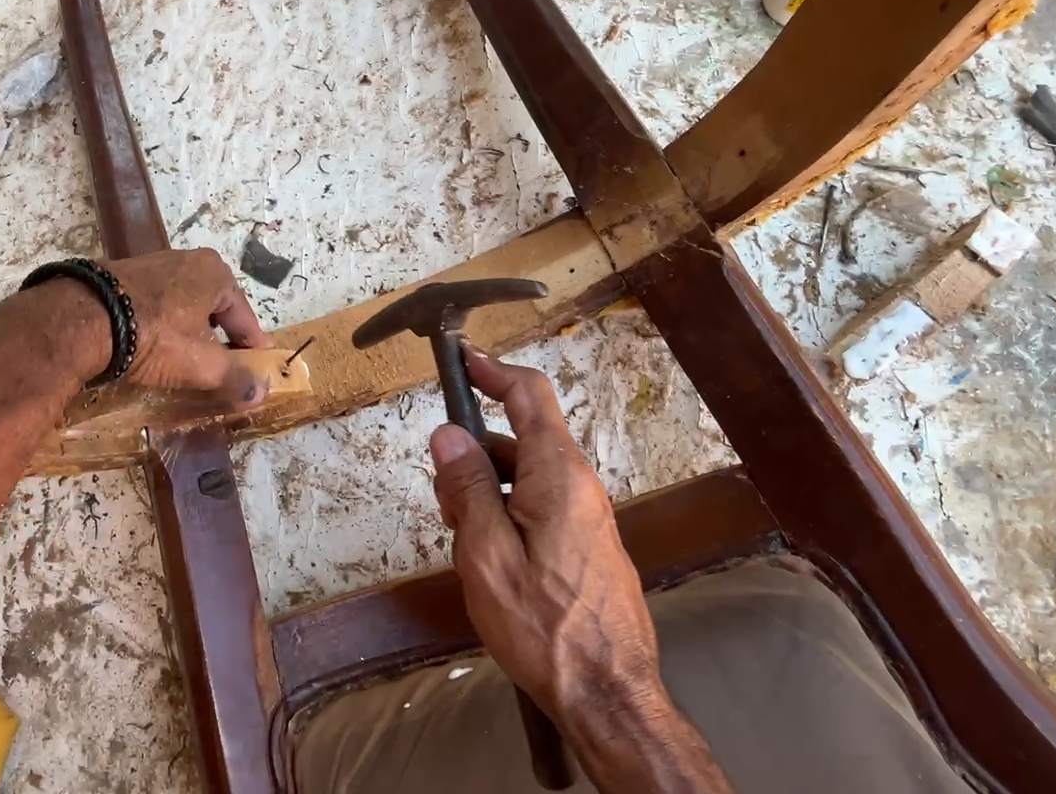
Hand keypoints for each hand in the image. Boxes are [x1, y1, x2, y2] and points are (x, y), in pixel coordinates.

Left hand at [106, 248, 273, 404]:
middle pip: (215, 309)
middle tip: (223, 368)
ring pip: (184, 307)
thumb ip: (236, 377)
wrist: (83, 318)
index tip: (257, 368)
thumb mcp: (201, 363)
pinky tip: (155, 347)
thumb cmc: (155, 336)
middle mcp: (188, 261)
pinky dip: (163, 326)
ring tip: (188, 361)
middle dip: (221, 339)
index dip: (252, 347)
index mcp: (215, 273)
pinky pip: (157, 305)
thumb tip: (262, 392)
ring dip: (190, 333)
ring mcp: (154, 266)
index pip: (245, 317)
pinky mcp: (124, 278)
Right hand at [429, 347, 659, 725]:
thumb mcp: (486, 554)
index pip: (529, 396)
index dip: (493, 369)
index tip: (463, 358)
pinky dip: (506, 514)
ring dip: (487, 493)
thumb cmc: (544, 627)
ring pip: (525, 478)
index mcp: (558, 476)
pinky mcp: (587, 543)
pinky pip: (539, 506)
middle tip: (446, 504)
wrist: (608, 696)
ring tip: (466, 546)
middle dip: (475, 458)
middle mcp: (580, 487)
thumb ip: (467, 487)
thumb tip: (449, 434)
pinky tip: (492, 561)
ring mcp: (587, 517)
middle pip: (519, 441)